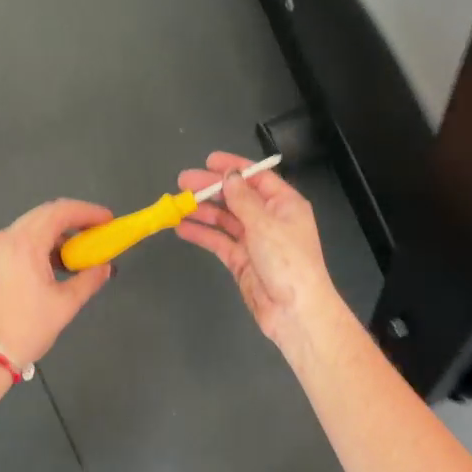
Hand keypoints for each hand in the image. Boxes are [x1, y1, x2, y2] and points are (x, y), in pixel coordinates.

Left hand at [0, 199, 116, 366]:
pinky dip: (44, 244)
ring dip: (59, 233)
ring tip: (83, 249)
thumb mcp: (65, 304)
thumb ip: (89, 280)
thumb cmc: (27, 328)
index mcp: (26, 243)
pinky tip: (60, 262)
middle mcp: (9, 238)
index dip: (88, 212)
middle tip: (99, 230)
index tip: (109, 220)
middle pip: (46, 214)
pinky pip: (23, 241)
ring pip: (33, 227)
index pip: (60, 212)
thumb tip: (105, 267)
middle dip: (75, 219)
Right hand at [174, 151, 342, 349]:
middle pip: (237, 197)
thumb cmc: (287, 261)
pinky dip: (202, 234)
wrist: (294, 311)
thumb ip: (243, 199)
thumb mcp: (265, 224)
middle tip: (183, 182)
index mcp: (285, 205)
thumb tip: (229, 176)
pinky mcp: (241, 261)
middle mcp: (270, 219)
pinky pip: (219, 241)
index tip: (208, 161)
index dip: (234, 167)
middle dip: (212, 189)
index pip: (257, 178)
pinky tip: (182, 227)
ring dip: (203, 210)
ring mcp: (255, 241)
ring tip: (178, 204)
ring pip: (225, 219)